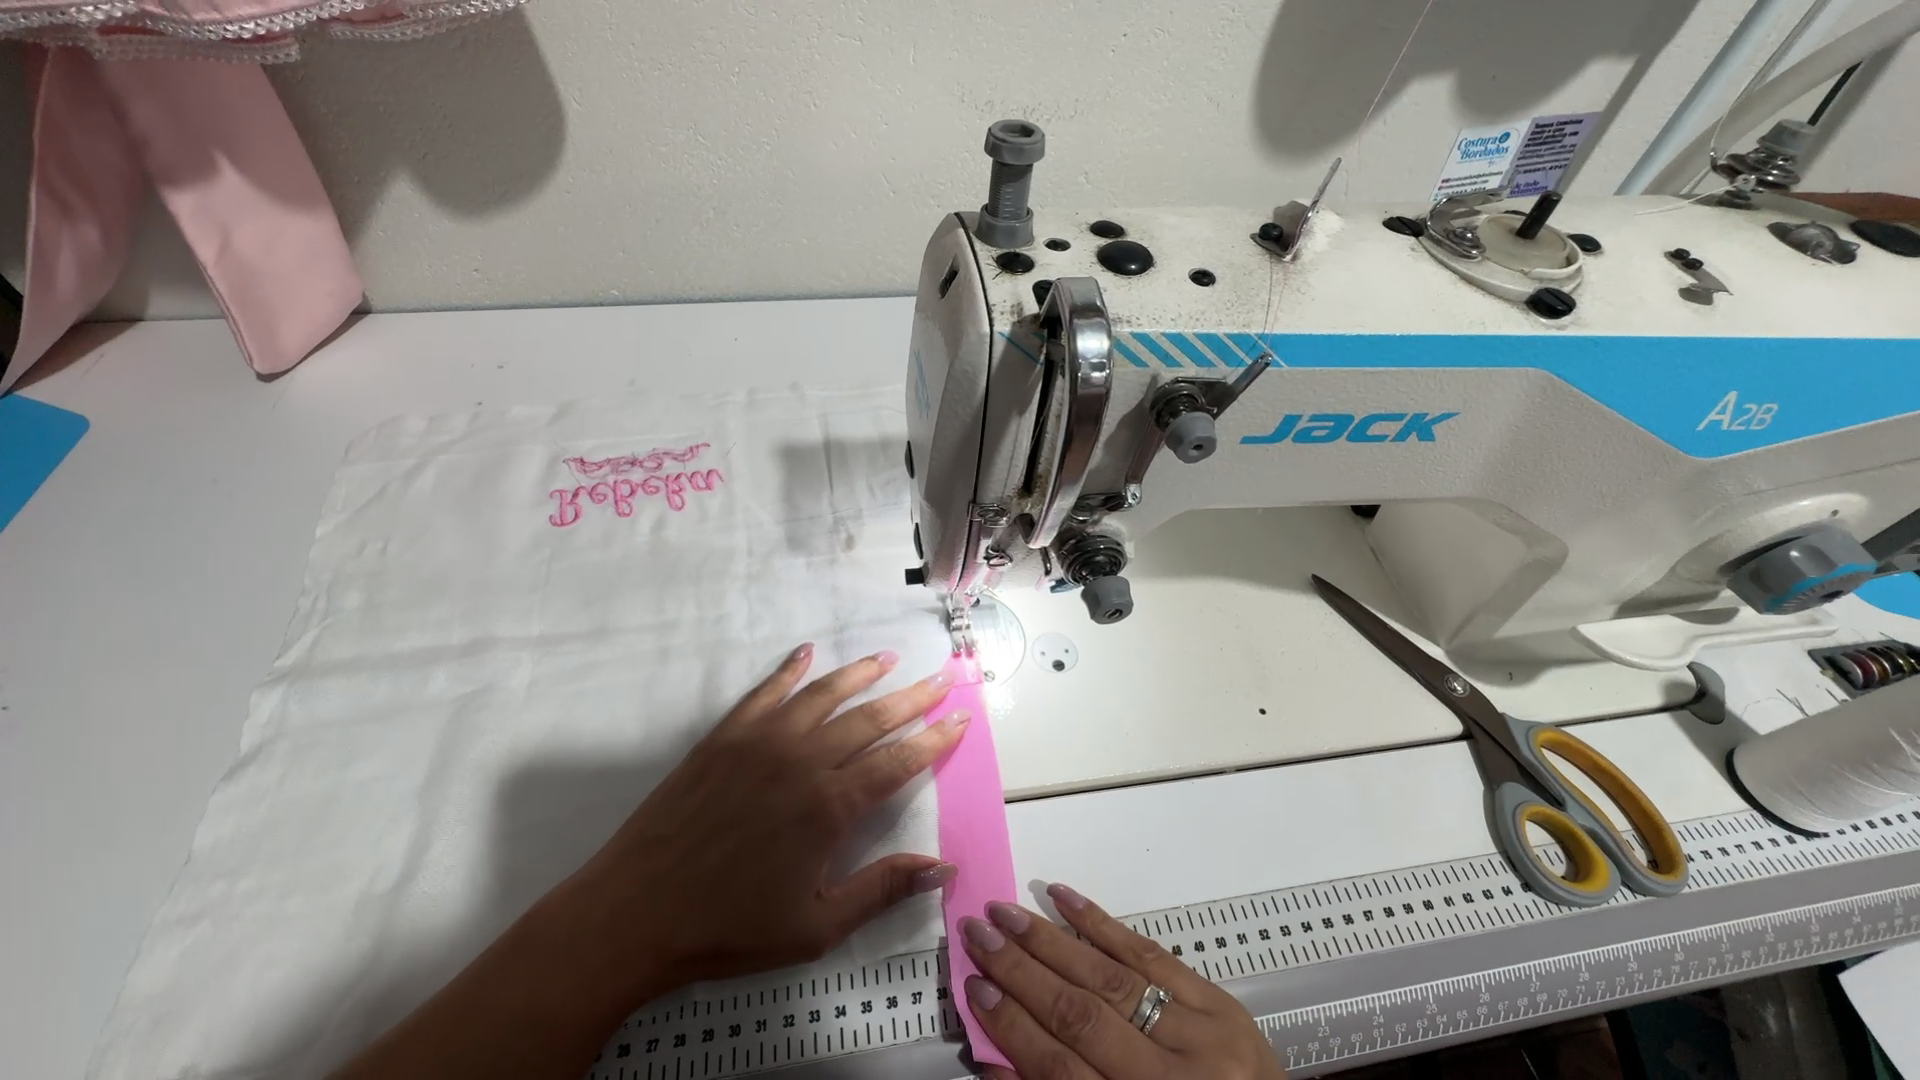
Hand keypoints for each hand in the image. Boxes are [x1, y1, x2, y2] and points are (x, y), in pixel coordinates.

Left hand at [553, 643, 968, 999]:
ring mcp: (760, 742)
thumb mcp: (815, 927)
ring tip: (887, 658)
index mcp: (829, 805)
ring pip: (822, 695)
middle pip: (869, 719)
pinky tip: (805, 654)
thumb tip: (942, 866)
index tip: (960, 719)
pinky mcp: (723, 738)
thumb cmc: (729, 927)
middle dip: (911, 698)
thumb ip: (881, 890)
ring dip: (858, 674)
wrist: (635, 911)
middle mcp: (802, 760)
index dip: (934, 740)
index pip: (898, 761)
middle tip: (939, 679)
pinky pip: (764, 693)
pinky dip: (788, 671)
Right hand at [960, 885, 1285, 1079]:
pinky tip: (1065, 897)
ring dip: (1051, 940)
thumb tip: (993, 1055)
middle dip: (1020, 970)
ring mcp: (1203, 1036)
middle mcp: (1172, 1079)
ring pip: (1112, 978)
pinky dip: (1104, 924)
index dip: (1011, 1026)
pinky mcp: (1221, 1003)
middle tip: (976, 931)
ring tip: (1006, 912)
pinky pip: (1154, 955)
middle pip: (1081, 1014)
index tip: (973, 987)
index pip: (1061, 1069)